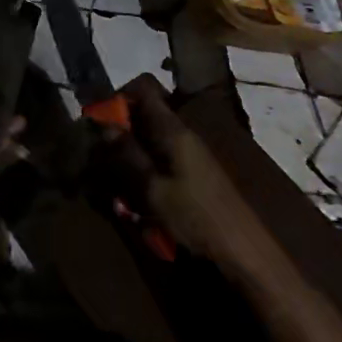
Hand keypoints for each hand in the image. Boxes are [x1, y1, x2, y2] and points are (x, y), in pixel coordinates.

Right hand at [105, 74, 229, 239]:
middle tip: (98, 154)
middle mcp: (182, 135)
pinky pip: (159, 159)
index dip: (118, 96)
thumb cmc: (196, 216)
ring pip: (149, 140)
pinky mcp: (193, 174)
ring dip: (128, 154)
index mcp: (173, 130)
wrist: (243, 252)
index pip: (144, 89)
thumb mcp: (153, 188)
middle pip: (143, 116)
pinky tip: (134, 197)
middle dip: (118, 130)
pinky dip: (143, 170)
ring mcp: (189, 154)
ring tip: (112, 181)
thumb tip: (104, 125)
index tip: (98, 118)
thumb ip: (127, 154)